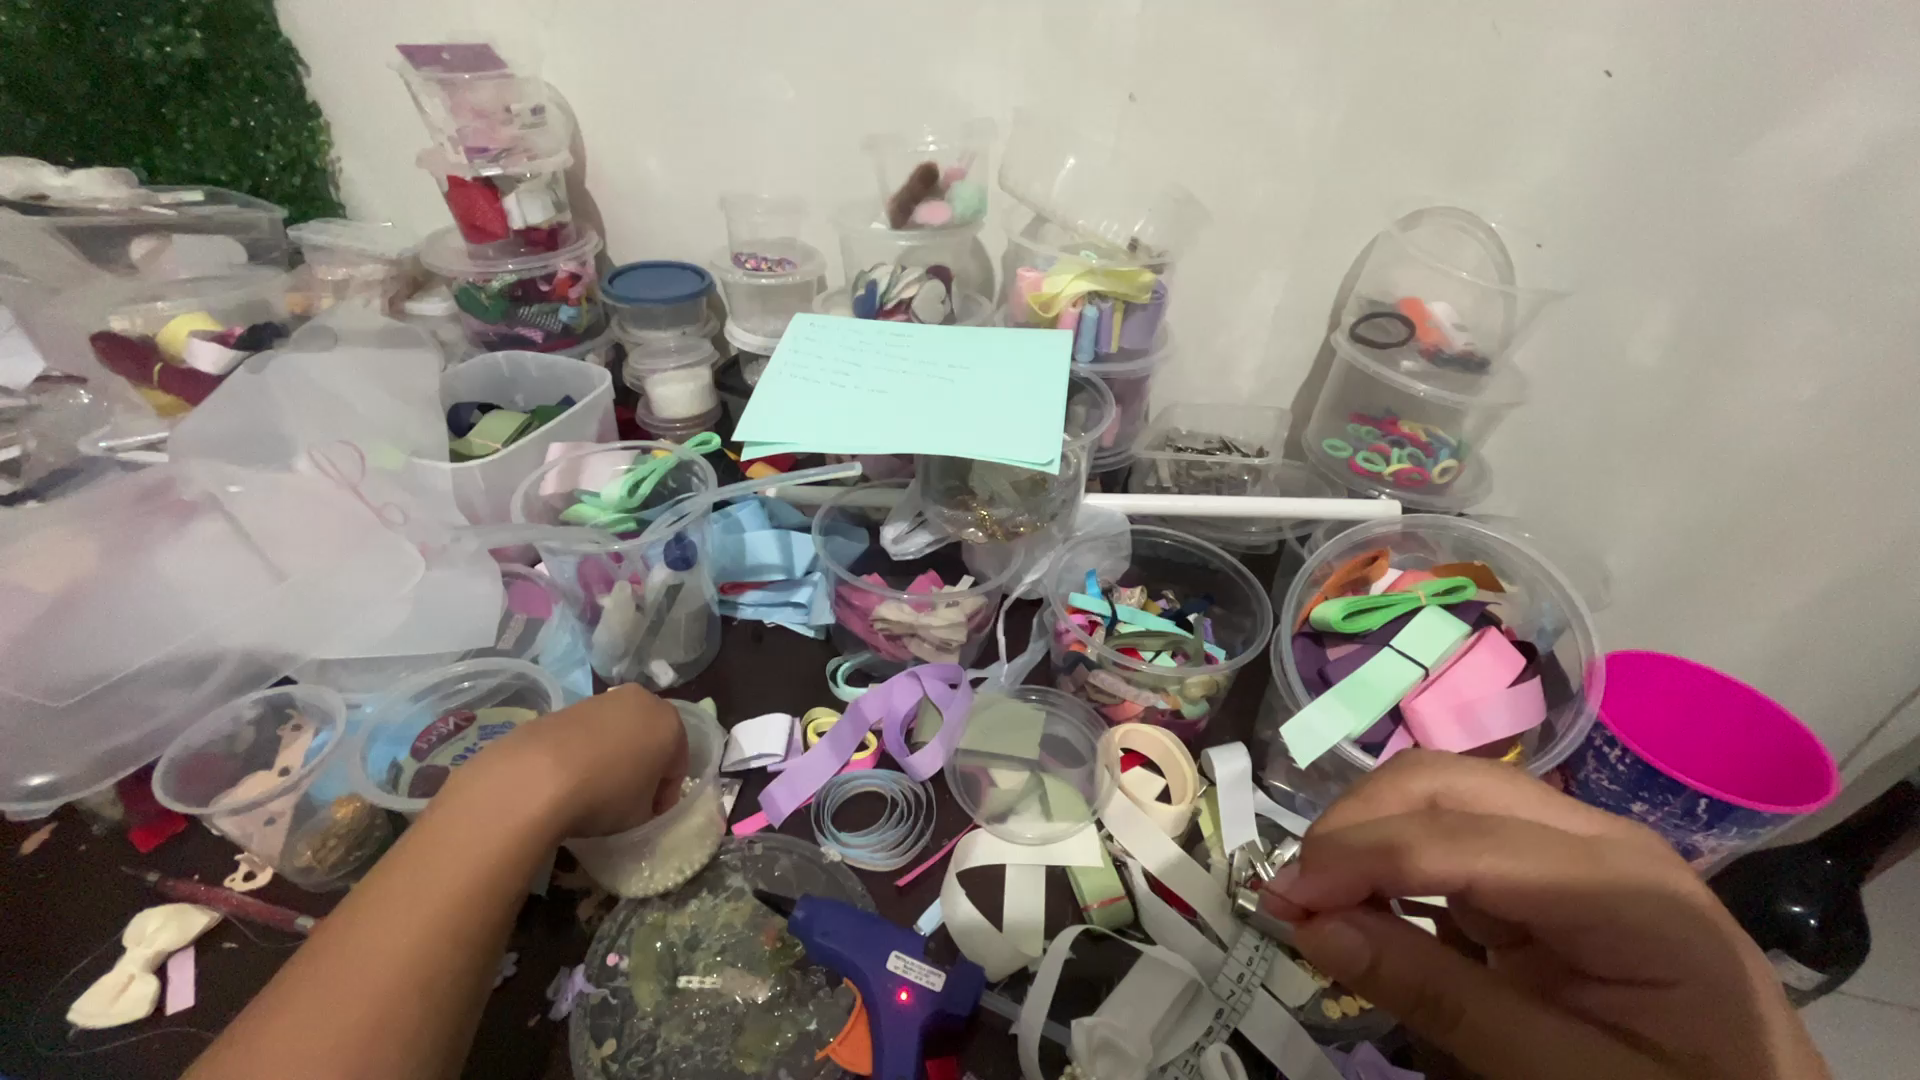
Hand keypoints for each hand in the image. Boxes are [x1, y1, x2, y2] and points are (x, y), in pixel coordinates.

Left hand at [444, 683, 688, 840]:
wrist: (535, 776)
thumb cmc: (605, 794)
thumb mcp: (640, 816)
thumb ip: (648, 807)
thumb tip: (637, 804)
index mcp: (671, 724)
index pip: (678, 765)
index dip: (665, 795)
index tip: (650, 817)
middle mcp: (642, 702)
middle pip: (651, 740)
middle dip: (643, 768)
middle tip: (628, 802)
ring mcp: (602, 700)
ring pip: (619, 733)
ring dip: (614, 758)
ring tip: (594, 791)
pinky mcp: (567, 706)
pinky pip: (588, 734)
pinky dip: (586, 752)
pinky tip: (569, 780)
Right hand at [1261, 750, 1829, 1079]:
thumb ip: (1438, 998)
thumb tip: (1311, 929)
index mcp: (1627, 889)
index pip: (1459, 841)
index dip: (1357, 859)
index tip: (1282, 901)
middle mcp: (1597, 835)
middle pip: (1443, 782)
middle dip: (1353, 825)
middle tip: (1295, 890)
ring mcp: (1572, 839)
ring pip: (1436, 789)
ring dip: (1364, 830)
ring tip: (1320, 893)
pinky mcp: (1545, 858)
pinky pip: (1447, 828)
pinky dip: (1390, 853)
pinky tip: (1366, 897)